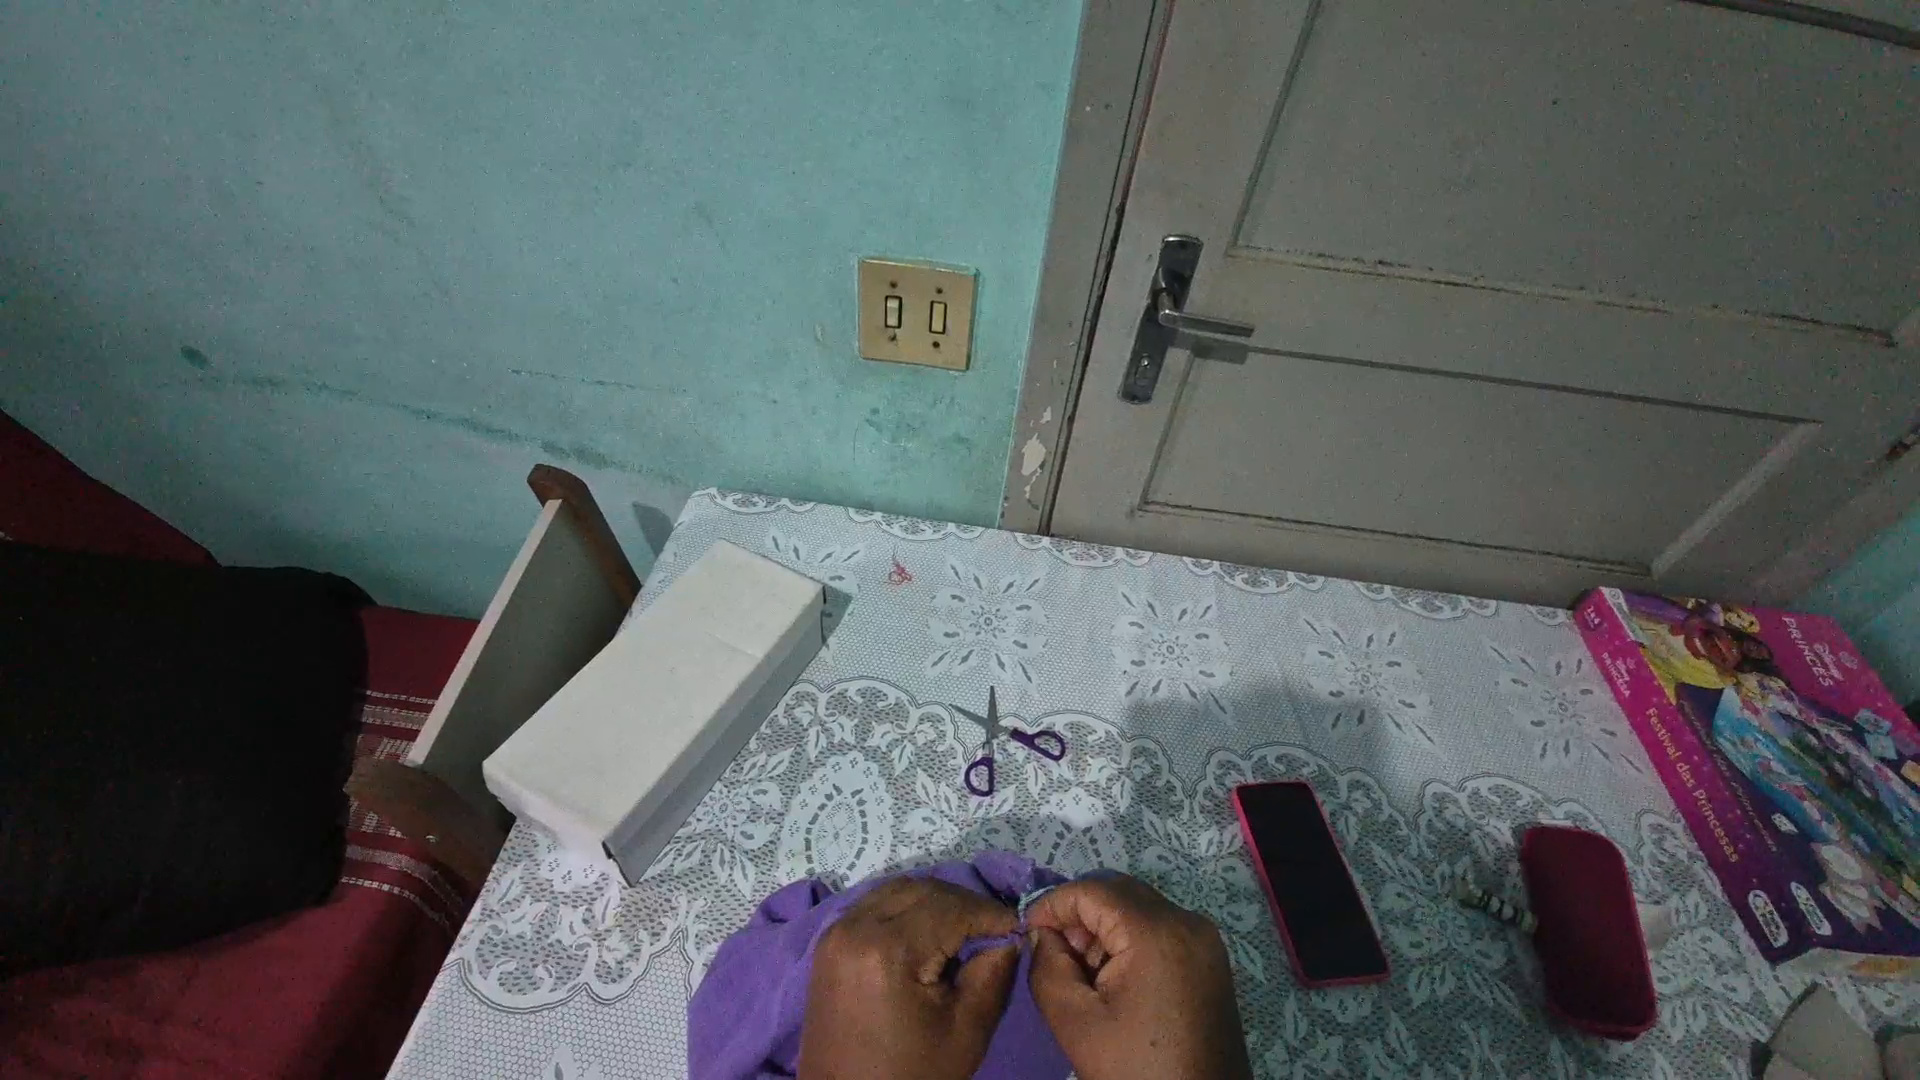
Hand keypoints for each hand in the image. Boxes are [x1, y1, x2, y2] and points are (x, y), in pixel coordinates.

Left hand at [799, 877, 1020, 1079]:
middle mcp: (858, 926)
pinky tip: (926, 930)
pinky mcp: (830, 939)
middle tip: (992, 926)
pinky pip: (876, 903)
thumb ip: (993, 974)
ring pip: (898, 889)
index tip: (1016, 925)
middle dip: (963, 902)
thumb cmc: (910, 1074)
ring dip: (935, 900)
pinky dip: (906, 906)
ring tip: (962, 927)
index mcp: (889, 949)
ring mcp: (838, 930)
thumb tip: (1008, 934)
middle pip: (923, 890)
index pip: (951, 907)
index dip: (988, 912)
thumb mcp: (966, 1032)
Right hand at [1026, 875, 1252, 1079]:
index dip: (1054, 904)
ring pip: (1137, 906)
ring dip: (1103, 926)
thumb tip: (1043, 934)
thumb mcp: (1076, 1023)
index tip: (1028, 930)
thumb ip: (1047, 967)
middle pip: (1117, 891)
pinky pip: (1159, 926)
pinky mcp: (1209, 958)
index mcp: (1156, 932)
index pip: (1092, 891)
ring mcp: (1204, 939)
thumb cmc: (1137, 1072)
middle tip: (1055, 950)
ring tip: (1082, 970)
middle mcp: (1186, 921)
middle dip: (1079, 914)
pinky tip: (1112, 976)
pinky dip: (1129, 938)